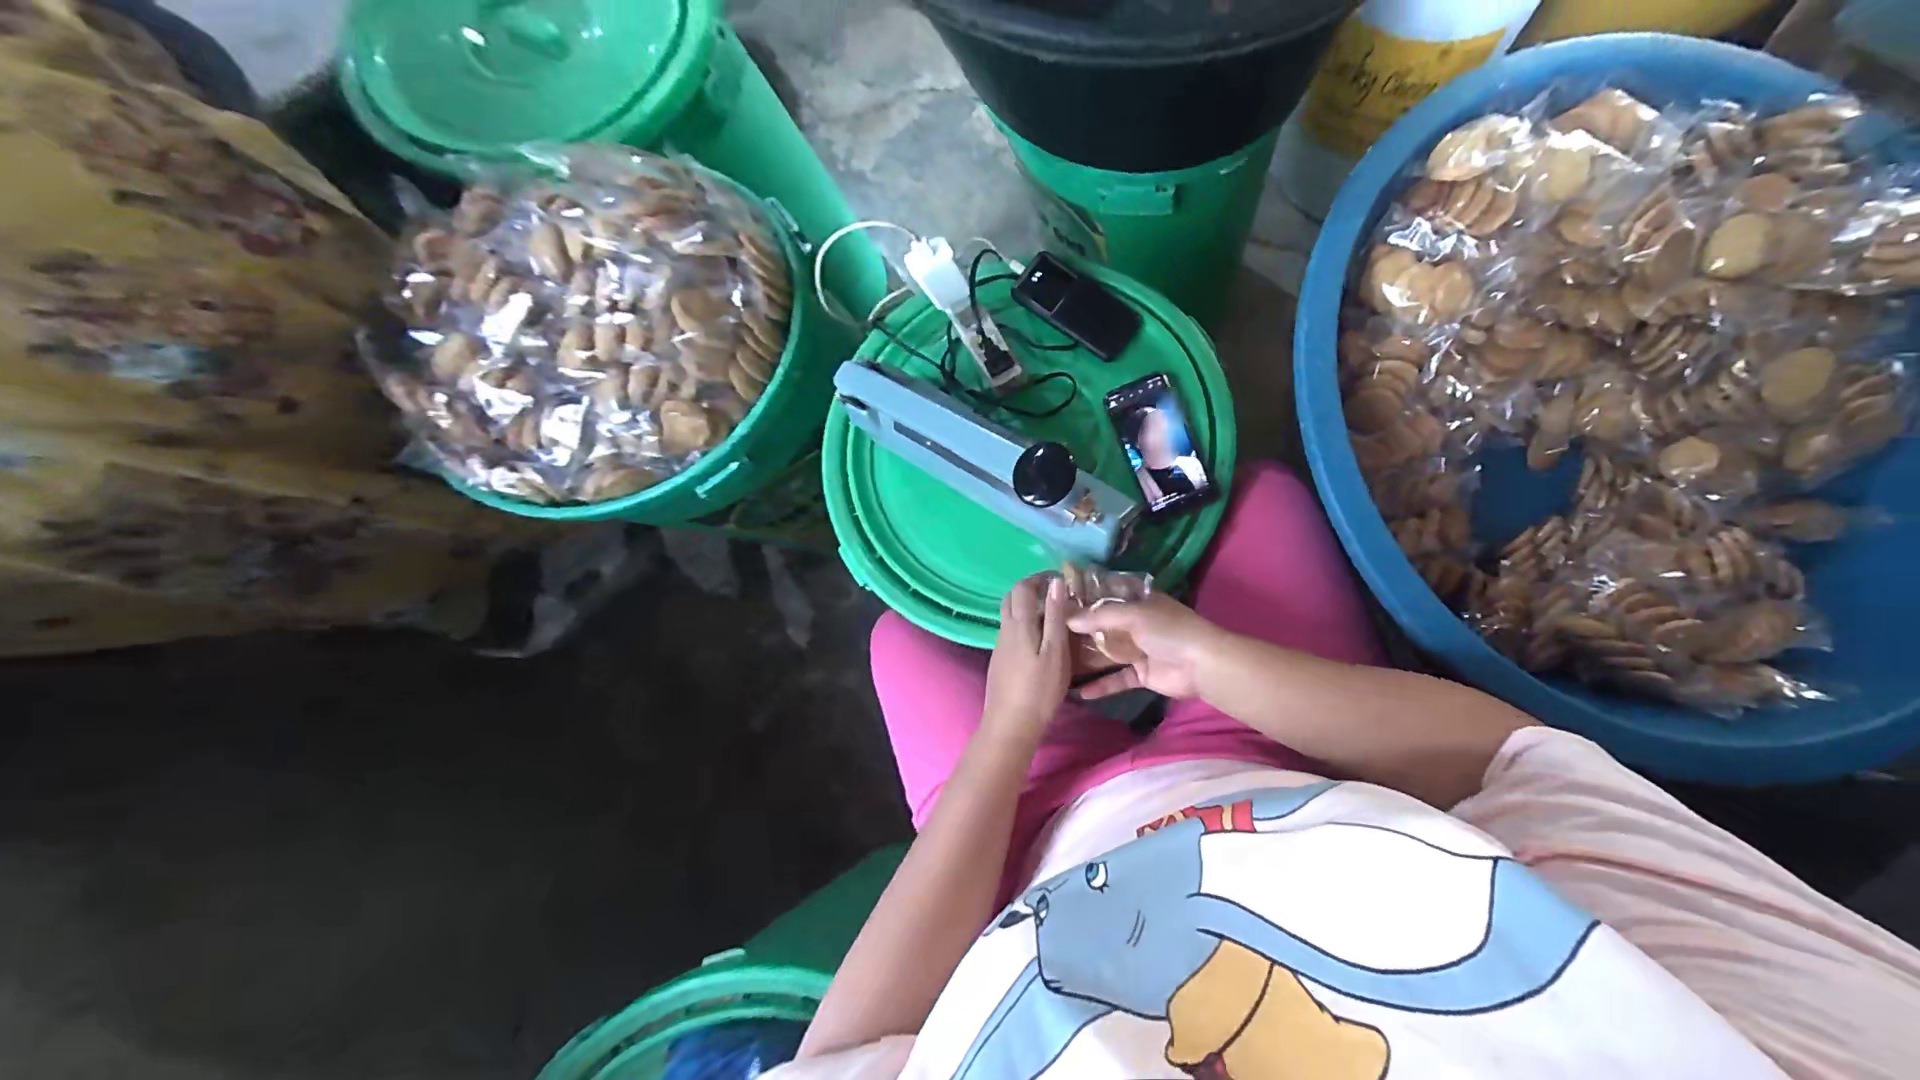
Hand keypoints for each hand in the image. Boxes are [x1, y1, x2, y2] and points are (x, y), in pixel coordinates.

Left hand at [983, 575, 1072, 744]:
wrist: (1010, 724)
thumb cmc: (1038, 689)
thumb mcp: (1055, 652)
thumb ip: (1055, 616)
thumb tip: (1055, 583)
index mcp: (1018, 624)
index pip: (1021, 588)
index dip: (1038, 578)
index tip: (1058, 578)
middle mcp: (1004, 630)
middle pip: (1011, 598)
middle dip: (1030, 589)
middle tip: (1054, 593)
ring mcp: (1000, 646)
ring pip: (1010, 615)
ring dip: (1027, 607)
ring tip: (1053, 615)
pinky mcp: (1000, 660)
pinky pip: (1011, 631)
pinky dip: (1025, 624)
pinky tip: (1041, 639)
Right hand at [1068, 593, 1227, 700]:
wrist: (1202, 665)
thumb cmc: (1168, 630)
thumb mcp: (1133, 615)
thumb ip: (1099, 617)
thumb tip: (1067, 620)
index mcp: (1138, 602)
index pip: (1107, 597)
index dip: (1085, 599)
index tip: (1057, 603)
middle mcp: (1137, 624)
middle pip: (1103, 626)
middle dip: (1080, 631)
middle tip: (1049, 635)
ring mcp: (1139, 650)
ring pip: (1107, 653)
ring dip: (1087, 659)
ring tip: (1057, 662)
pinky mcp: (1142, 674)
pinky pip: (1117, 679)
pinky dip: (1101, 686)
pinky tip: (1079, 692)